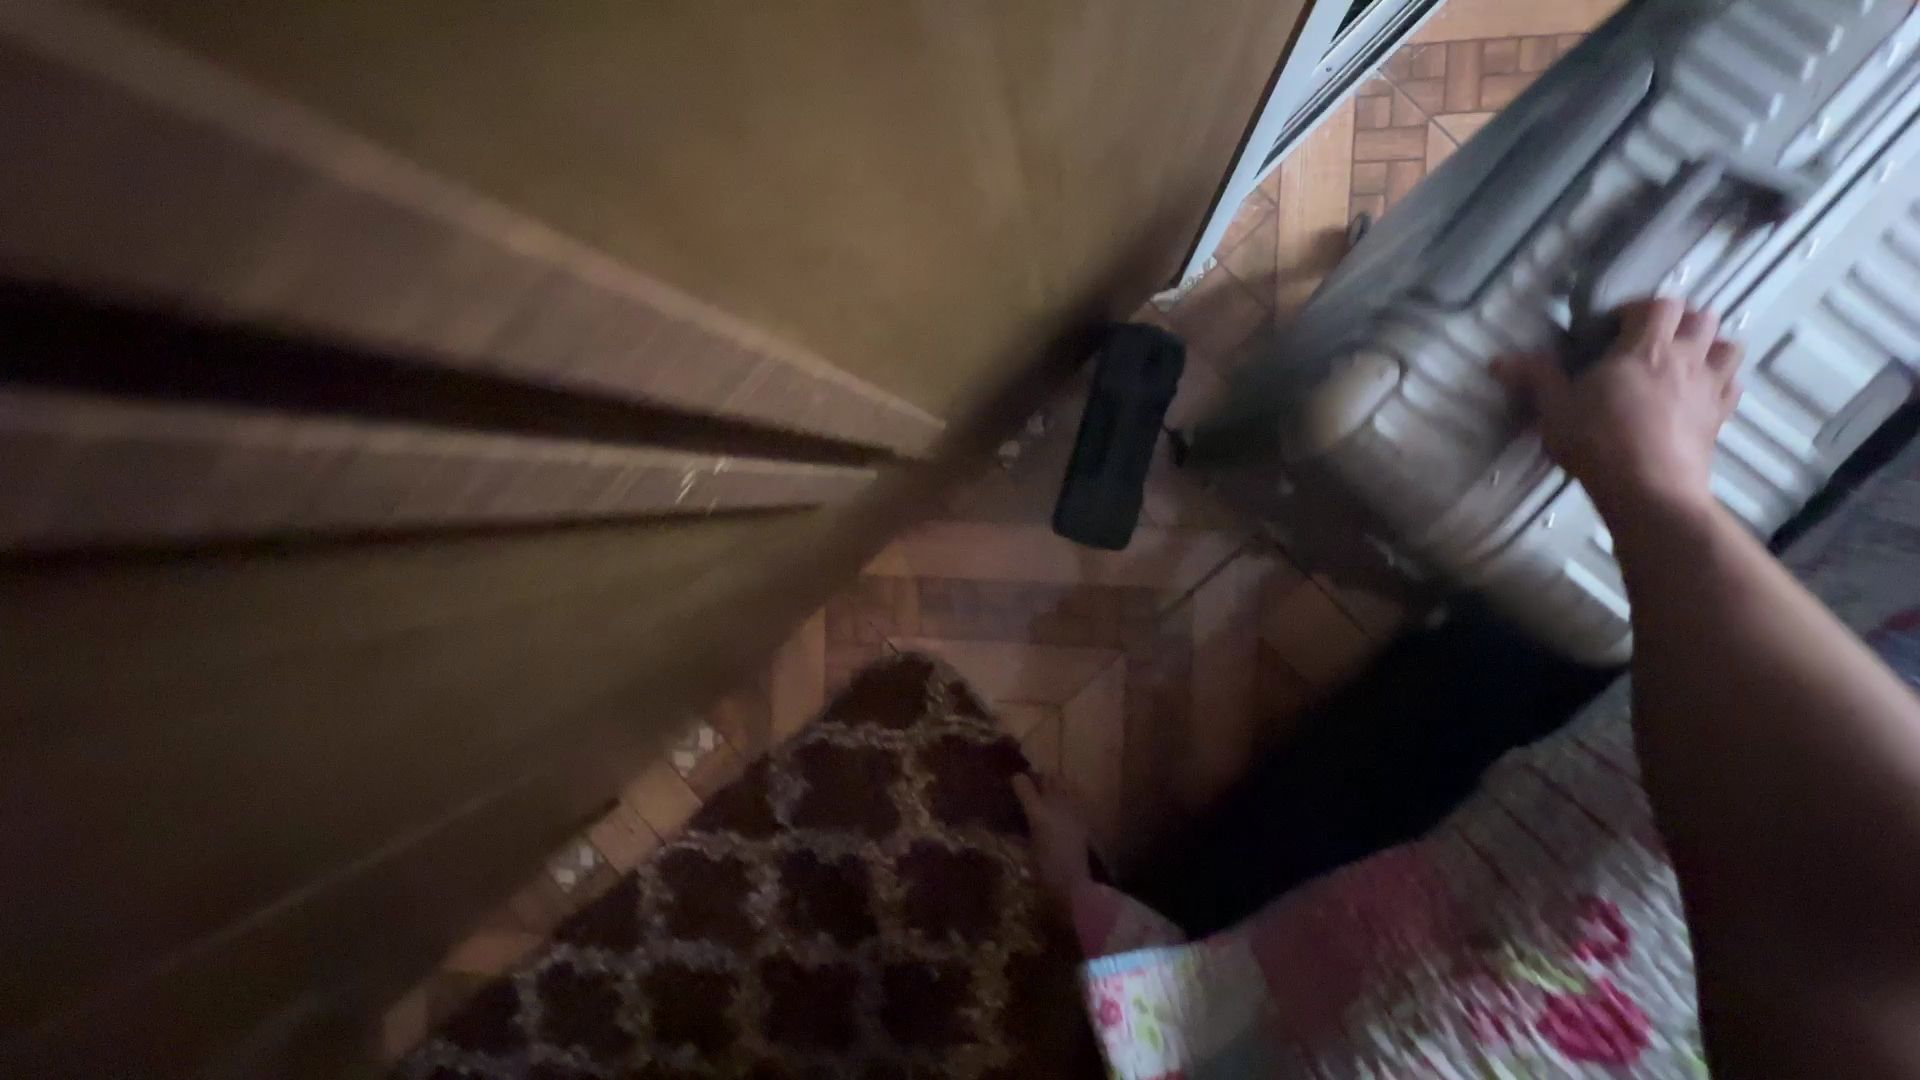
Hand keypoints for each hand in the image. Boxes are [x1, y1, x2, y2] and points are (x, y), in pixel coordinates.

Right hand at [1012, 773, 1093, 907]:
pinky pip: (1072, 796)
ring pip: (1061, 783)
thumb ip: (1017, 831)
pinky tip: (1060, 806)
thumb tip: (1010, 824)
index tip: (1012, 781)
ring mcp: (1072, 808)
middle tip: (1029, 785)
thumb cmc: (1043, 870)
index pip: (1023, 783)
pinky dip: (1064, 796)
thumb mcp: (1025, 849)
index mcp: (1037, 812)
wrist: (1072, 883)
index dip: (1016, 780)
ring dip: (1051, 784)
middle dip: (1036, 778)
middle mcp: (1055, 804)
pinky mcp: (1083, 815)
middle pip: (1046, 777)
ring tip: (1045, 792)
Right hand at [1494, 297, 1742, 520]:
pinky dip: (1718, 378)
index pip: (1657, 305)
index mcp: (1644, 349)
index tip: (1608, 328)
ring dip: (1706, 346)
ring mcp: (1710, 385)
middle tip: (1644, 342)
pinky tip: (1695, 392)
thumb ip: (1534, 377)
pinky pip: (1732, 382)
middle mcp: (1686, 358)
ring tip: (1678, 362)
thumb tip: (1499, 360)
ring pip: (1728, 345)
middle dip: (1676, 322)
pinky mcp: (1720, 414)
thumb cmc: (1596, 441)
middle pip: (1700, 318)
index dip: (1634, 309)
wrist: (1648, 487)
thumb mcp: (1553, 408)